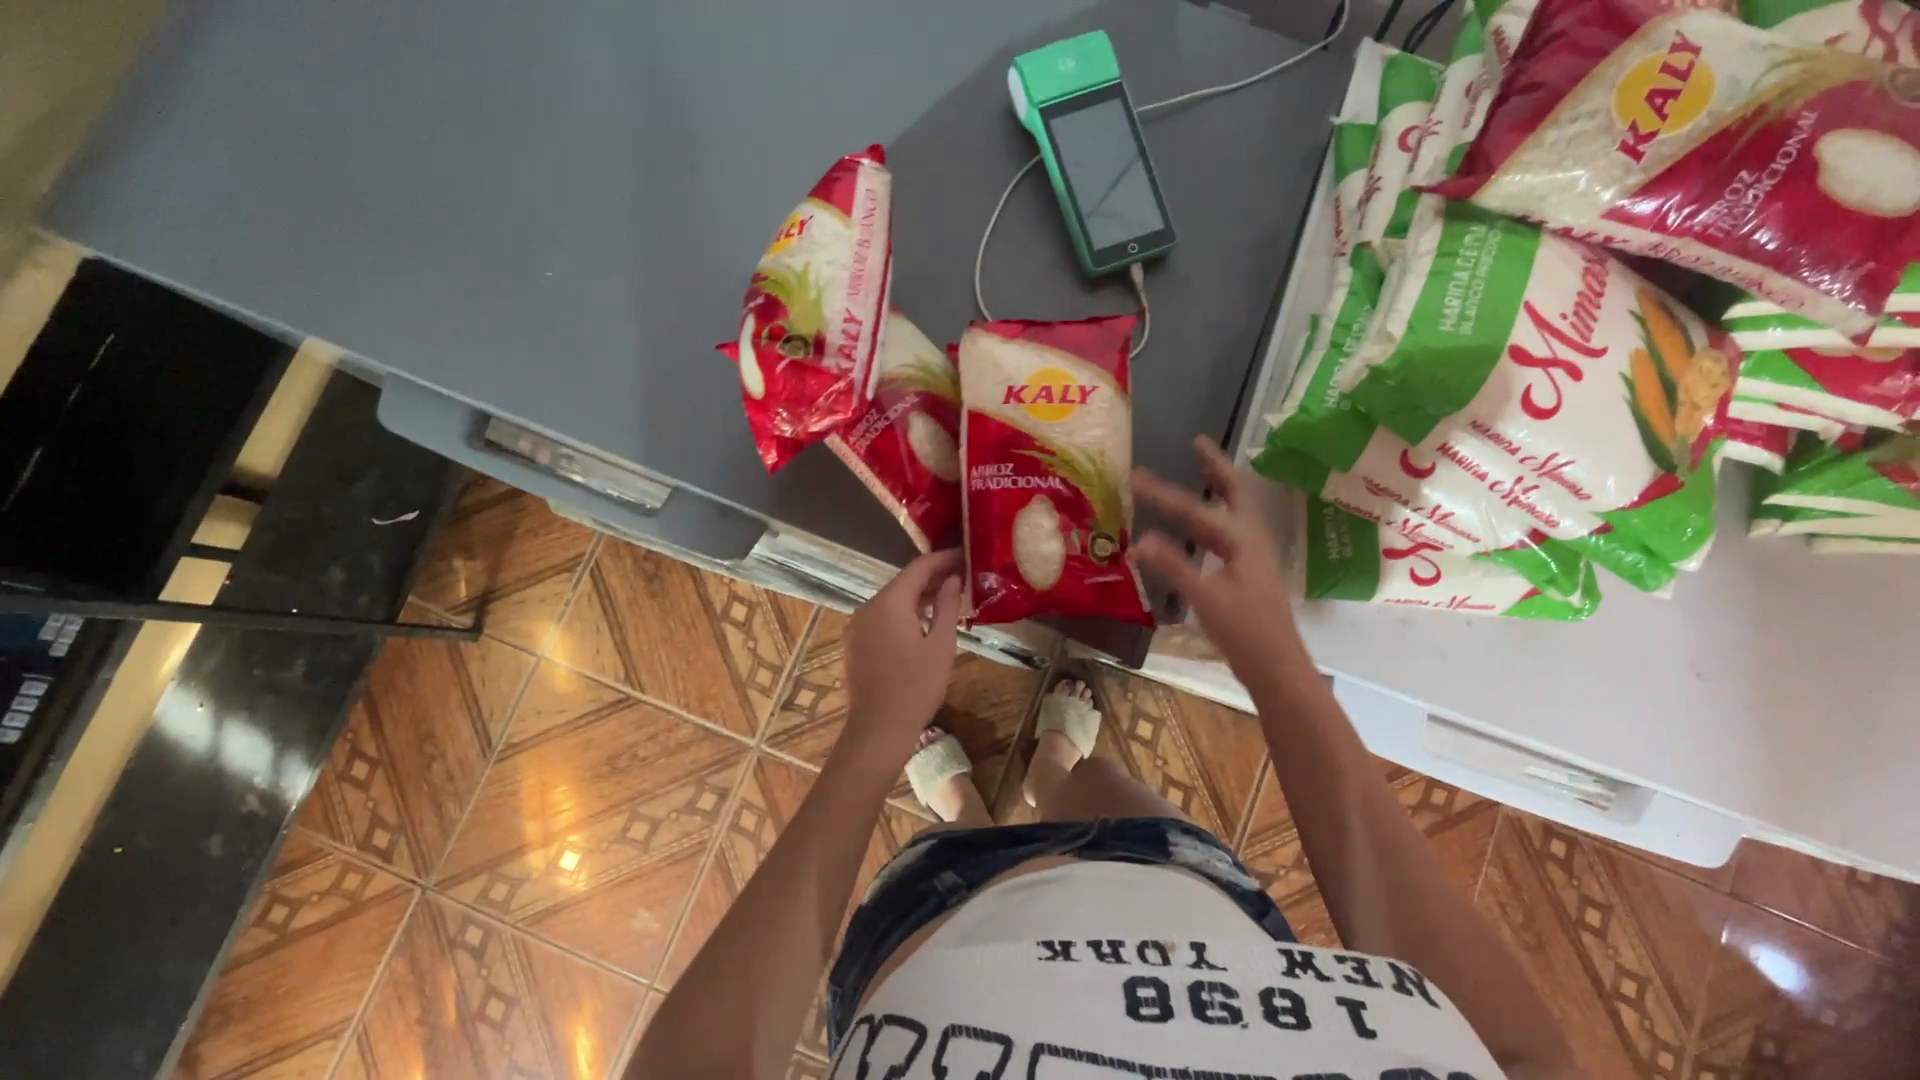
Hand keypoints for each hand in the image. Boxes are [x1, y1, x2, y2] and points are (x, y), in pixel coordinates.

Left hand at [837, 548, 963, 770]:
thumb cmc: (916, 687)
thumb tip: (952, 579)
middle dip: (931, 578)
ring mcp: (857, 626)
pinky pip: (881, 619)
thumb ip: (947, 606)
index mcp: (889, 603)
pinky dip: (903, 614)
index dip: (942, 559)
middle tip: (961, 577)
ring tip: (947, 599)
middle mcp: (867, 607)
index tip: (964, 555)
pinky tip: (923, 623)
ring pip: (891, 602)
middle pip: (902, 584)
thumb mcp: (941, 645)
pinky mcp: (855, 644)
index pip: (918, 568)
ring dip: (918, 598)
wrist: (878, 728)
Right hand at [1131, 436, 1308, 688]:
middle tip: (1198, 443)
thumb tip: (1138, 540)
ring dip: (1218, 488)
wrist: (1277, 667)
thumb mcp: (1206, 599)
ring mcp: (1254, 556)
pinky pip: (1230, 531)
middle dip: (1216, 467)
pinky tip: (1201, 527)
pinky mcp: (1249, 572)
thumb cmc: (1244, 632)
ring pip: (1235, 511)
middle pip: (1235, 492)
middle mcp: (1252, 540)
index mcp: (1242, 541)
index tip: (1135, 475)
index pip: (1196, 509)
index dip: (1164, 494)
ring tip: (1201, 471)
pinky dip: (1215, 516)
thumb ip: (1174, 567)